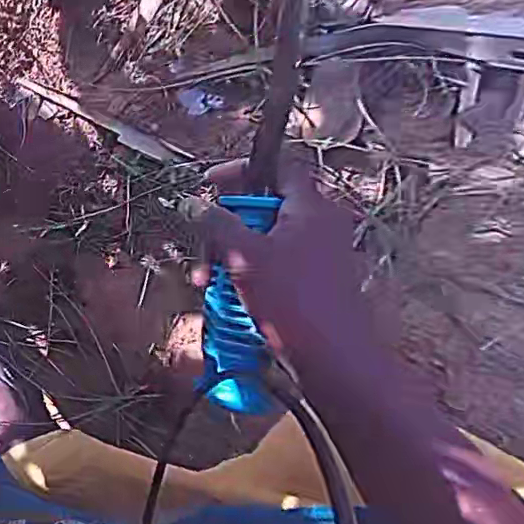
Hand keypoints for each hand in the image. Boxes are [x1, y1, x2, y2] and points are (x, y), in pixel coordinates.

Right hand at [195, 159, 376, 373]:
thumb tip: (193, 202)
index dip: (240, 170)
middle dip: (224, 224)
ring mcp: (315, 252)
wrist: (330, 354)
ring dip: (226, 252)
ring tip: (205, 277)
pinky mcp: (309, 278)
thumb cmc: (290, 297)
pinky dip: (242, 270)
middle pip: (261, 207)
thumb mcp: (242, 254)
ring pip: (259, 238)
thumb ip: (216, 223)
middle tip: (203, 242)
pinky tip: (222, 291)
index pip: (278, 169)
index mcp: (311, 209)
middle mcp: (318, 225)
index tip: (209, 182)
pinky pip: (267, 261)